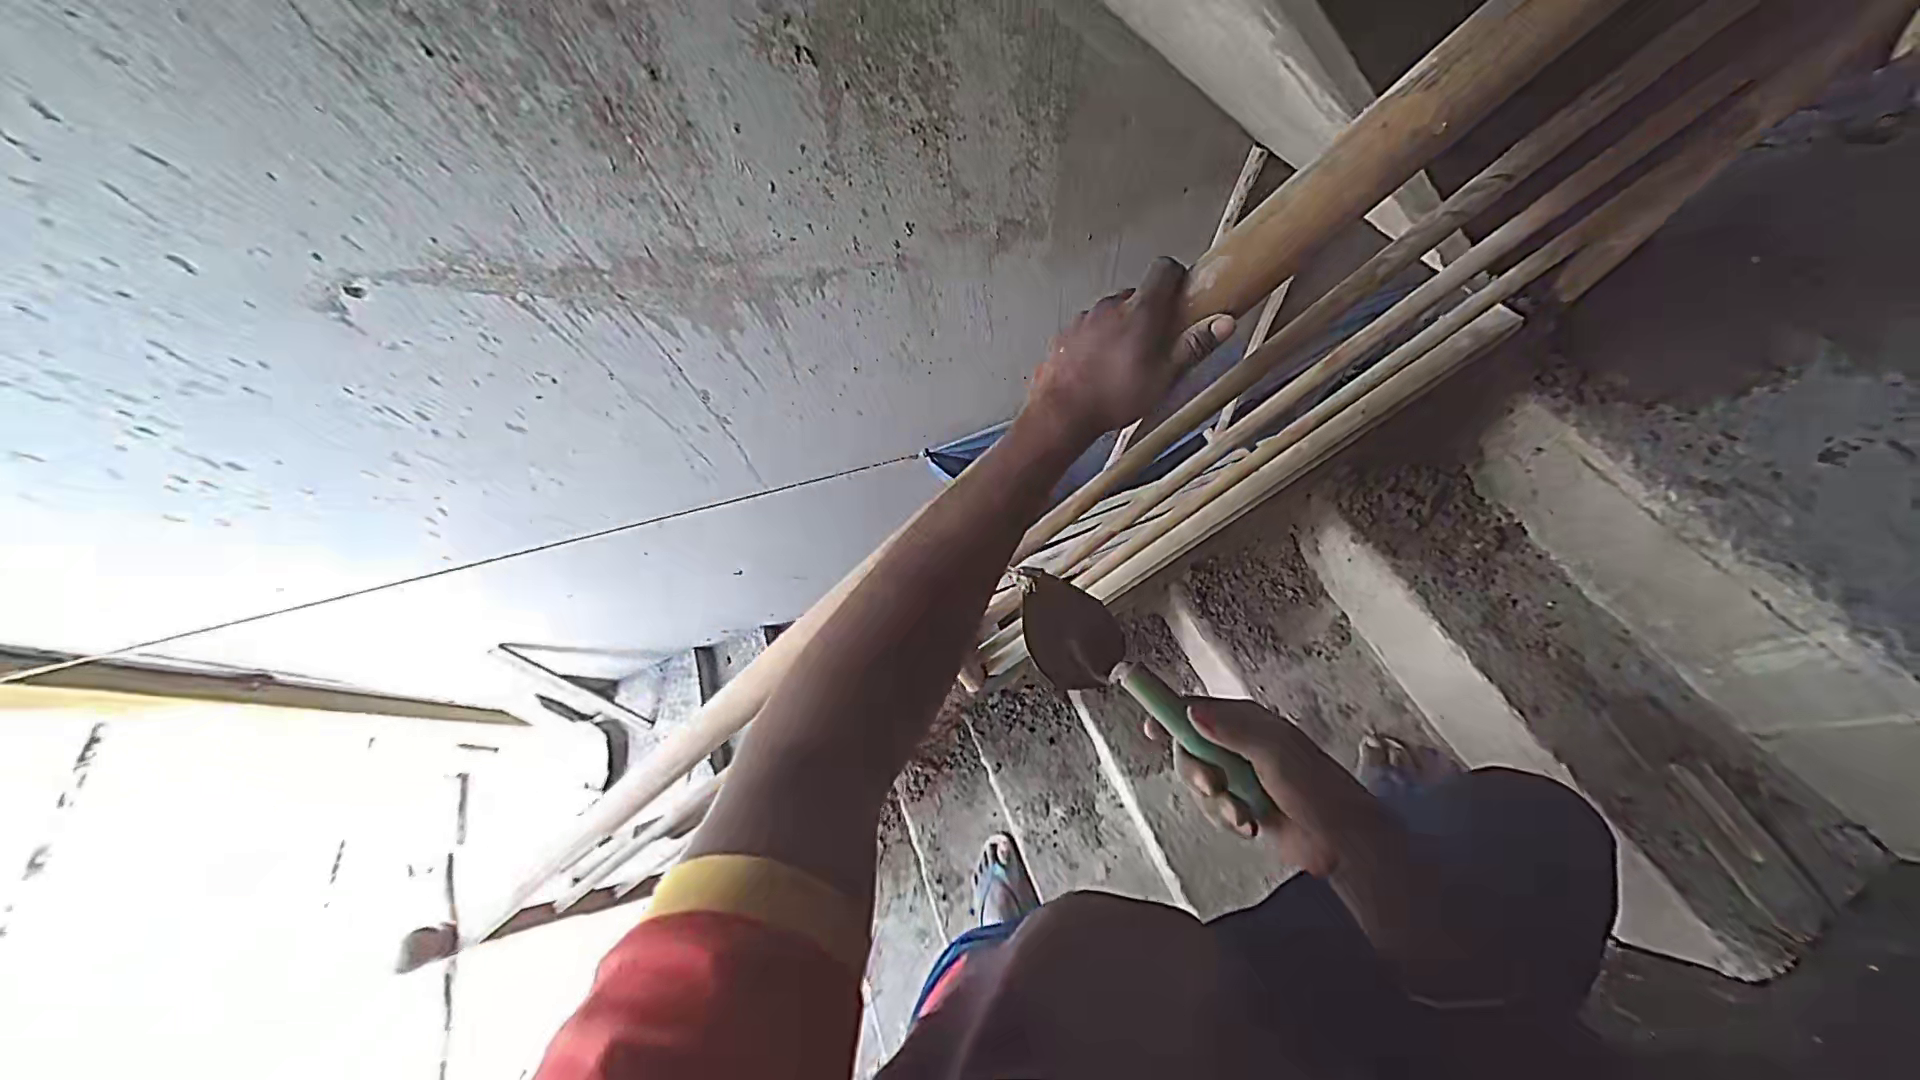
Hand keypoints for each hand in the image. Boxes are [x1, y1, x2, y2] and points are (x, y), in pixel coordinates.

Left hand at [1027, 256, 1234, 441]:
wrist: (1062, 414)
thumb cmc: (1114, 398)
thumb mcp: (1163, 377)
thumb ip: (1193, 346)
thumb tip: (1224, 323)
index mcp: (1140, 311)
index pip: (1163, 269)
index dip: (1175, 277)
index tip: (1179, 294)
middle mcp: (1109, 307)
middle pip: (1135, 295)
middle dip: (1146, 312)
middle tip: (1152, 342)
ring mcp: (1082, 320)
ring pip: (1108, 314)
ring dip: (1118, 328)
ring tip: (1121, 362)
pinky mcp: (1064, 336)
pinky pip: (1085, 332)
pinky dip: (1093, 343)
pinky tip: (1096, 369)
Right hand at [1144, 698, 1388, 876]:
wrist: (1344, 844)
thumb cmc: (1318, 790)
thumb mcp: (1274, 753)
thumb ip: (1231, 731)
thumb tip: (1190, 712)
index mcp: (1246, 721)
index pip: (1196, 708)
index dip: (1169, 714)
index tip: (1150, 728)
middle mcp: (1237, 744)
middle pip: (1189, 747)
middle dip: (1196, 771)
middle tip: (1211, 785)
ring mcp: (1238, 775)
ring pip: (1198, 780)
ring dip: (1215, 802)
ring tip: (1242, 815)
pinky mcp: (1239, 804)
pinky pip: (1211, 806)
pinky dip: (1225, 818)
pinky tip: (1248, 825)